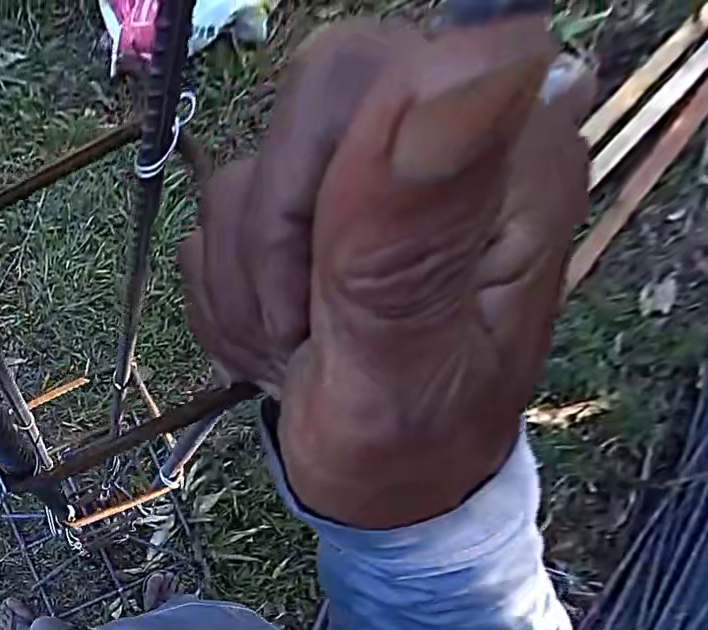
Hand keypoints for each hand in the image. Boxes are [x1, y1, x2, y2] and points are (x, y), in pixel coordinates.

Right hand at [179, 17, 594, 527]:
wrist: (379, 491)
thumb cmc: (405, 452)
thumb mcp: (403, 373)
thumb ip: (410, 243)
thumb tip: (465, 60)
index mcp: (496, 165)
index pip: (350, 78)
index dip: (294, 196)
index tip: (308, 304)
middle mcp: (431, 150)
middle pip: (282, 126)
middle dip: (265, 257)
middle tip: (298, 335)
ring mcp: (356, 188)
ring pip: (231, 192)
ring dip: (244, 298)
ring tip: (295, 355)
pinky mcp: (301, 227)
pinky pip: (212, 241)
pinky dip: (228, 308)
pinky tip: (273, 347)